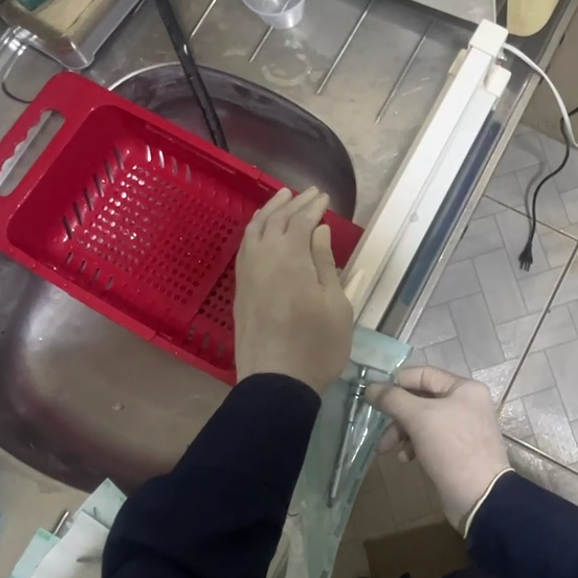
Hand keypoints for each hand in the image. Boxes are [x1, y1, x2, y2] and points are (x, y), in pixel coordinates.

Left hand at [233, 187, 352, 392]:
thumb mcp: (335, 304)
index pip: (301, 220)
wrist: (277, 383)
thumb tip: (318, 231)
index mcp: (291, 257)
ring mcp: (248, 273)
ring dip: (269, 211)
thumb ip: (324, 263)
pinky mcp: (241, 289)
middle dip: (293, 203)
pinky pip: (245, 248)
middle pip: (276, 220)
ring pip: (254, 230)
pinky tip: (262, 231)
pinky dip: (255, 231)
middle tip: (309, 193)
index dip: (314, 206)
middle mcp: (264, 258)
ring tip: (282, 199)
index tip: (327, 197)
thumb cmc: (317, 345)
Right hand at [368, 366, 511, 531]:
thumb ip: (393, 399)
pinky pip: (430, 440)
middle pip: (421, 400)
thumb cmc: (451, 447)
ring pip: (423, 422)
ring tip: (386, 450)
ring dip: (402, 433)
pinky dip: (415, 446)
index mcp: (464, 388)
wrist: (479, 497)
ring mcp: (462, 428)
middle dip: (397, 416)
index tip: (374, 395)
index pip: (423, 374)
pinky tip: (406, 459)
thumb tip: (370, 387)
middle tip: (378, 430)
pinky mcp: (457, 450)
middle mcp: (465, 403)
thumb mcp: (419, 418)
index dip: (397, 382)